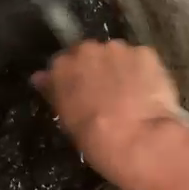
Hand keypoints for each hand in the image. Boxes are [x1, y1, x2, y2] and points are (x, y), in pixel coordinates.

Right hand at [32, 40, 188, 189]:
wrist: (138, 141)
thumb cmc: (96, 139)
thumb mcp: (67, 119)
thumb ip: (54, 92)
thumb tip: (40, 77)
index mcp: (62, 66)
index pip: (62, 64)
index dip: (73, 79)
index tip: (79, 93)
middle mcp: (87, 49)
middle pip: (89, 54)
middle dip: (96, 69)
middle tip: (106, 93)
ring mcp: (118, 48)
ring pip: (117, 55)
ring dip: (120, 68)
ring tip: (131, 94)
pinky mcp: (146, 53)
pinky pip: (141, 59)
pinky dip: (143, 72)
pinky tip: (148, 92)